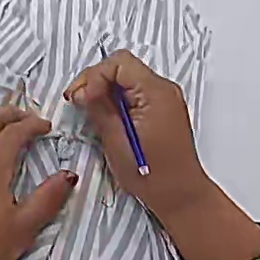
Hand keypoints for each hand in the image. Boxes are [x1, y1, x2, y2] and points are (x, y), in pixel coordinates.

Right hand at [64, 50, 211, 221]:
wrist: (181, 196)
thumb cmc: (153, 176)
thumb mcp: (117, 141)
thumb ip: (99, 108)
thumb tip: (84, 90)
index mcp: (156, 93)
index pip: (118, 63)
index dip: (94, 77)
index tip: (81, 98)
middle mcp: (165, 90)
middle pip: (122, 66)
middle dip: (96, 80)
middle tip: (78, 101)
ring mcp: (165, 99)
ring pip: (127, 78)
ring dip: (105, 89)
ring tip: (90, 111)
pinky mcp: (162, 109)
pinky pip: (136, 92)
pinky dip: (118, 99)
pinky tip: (107, 118)